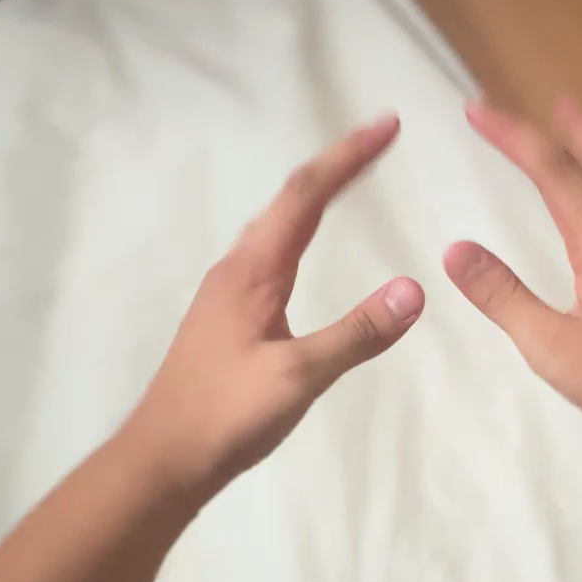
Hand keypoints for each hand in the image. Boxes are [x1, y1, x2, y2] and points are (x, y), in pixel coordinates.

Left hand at [124, 115, 423, 491]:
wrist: (166, 456)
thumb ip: (357, 333)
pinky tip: (305, 253)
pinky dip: (299, 233)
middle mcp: (237, 270)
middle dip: (335, 167)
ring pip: (275, 227)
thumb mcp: (299, 376)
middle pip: (288, 201)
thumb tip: (414, 290)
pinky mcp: (229, 318)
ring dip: (313, 197)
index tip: (387, 125)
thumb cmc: (227, 414)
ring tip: (349, 183)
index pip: (305, 197)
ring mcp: (229, 294)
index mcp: (252, 272)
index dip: (347, 158)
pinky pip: (270, 255)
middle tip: (378, 145)